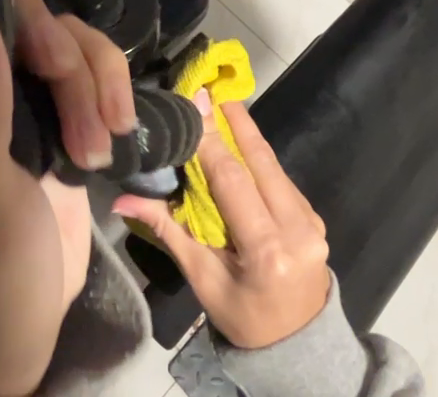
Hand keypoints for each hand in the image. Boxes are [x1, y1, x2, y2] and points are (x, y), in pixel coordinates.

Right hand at [113, 95, 331, 349]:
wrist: (297, 347)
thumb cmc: (242, 316)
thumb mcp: (203, 280)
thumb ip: (169, 231)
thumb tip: (122, 201)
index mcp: (266, 250)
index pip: (233, 180)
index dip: (211, 139)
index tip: (195, 103)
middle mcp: (297, 229)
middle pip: (261, 162)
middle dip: (235, 123)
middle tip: (212, 90)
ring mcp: (312, 222)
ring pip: (274, 167)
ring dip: (248, 135)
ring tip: (224, 106)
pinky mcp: (315, 218)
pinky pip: (282, 180)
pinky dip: (259, 159)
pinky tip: (241, 141)